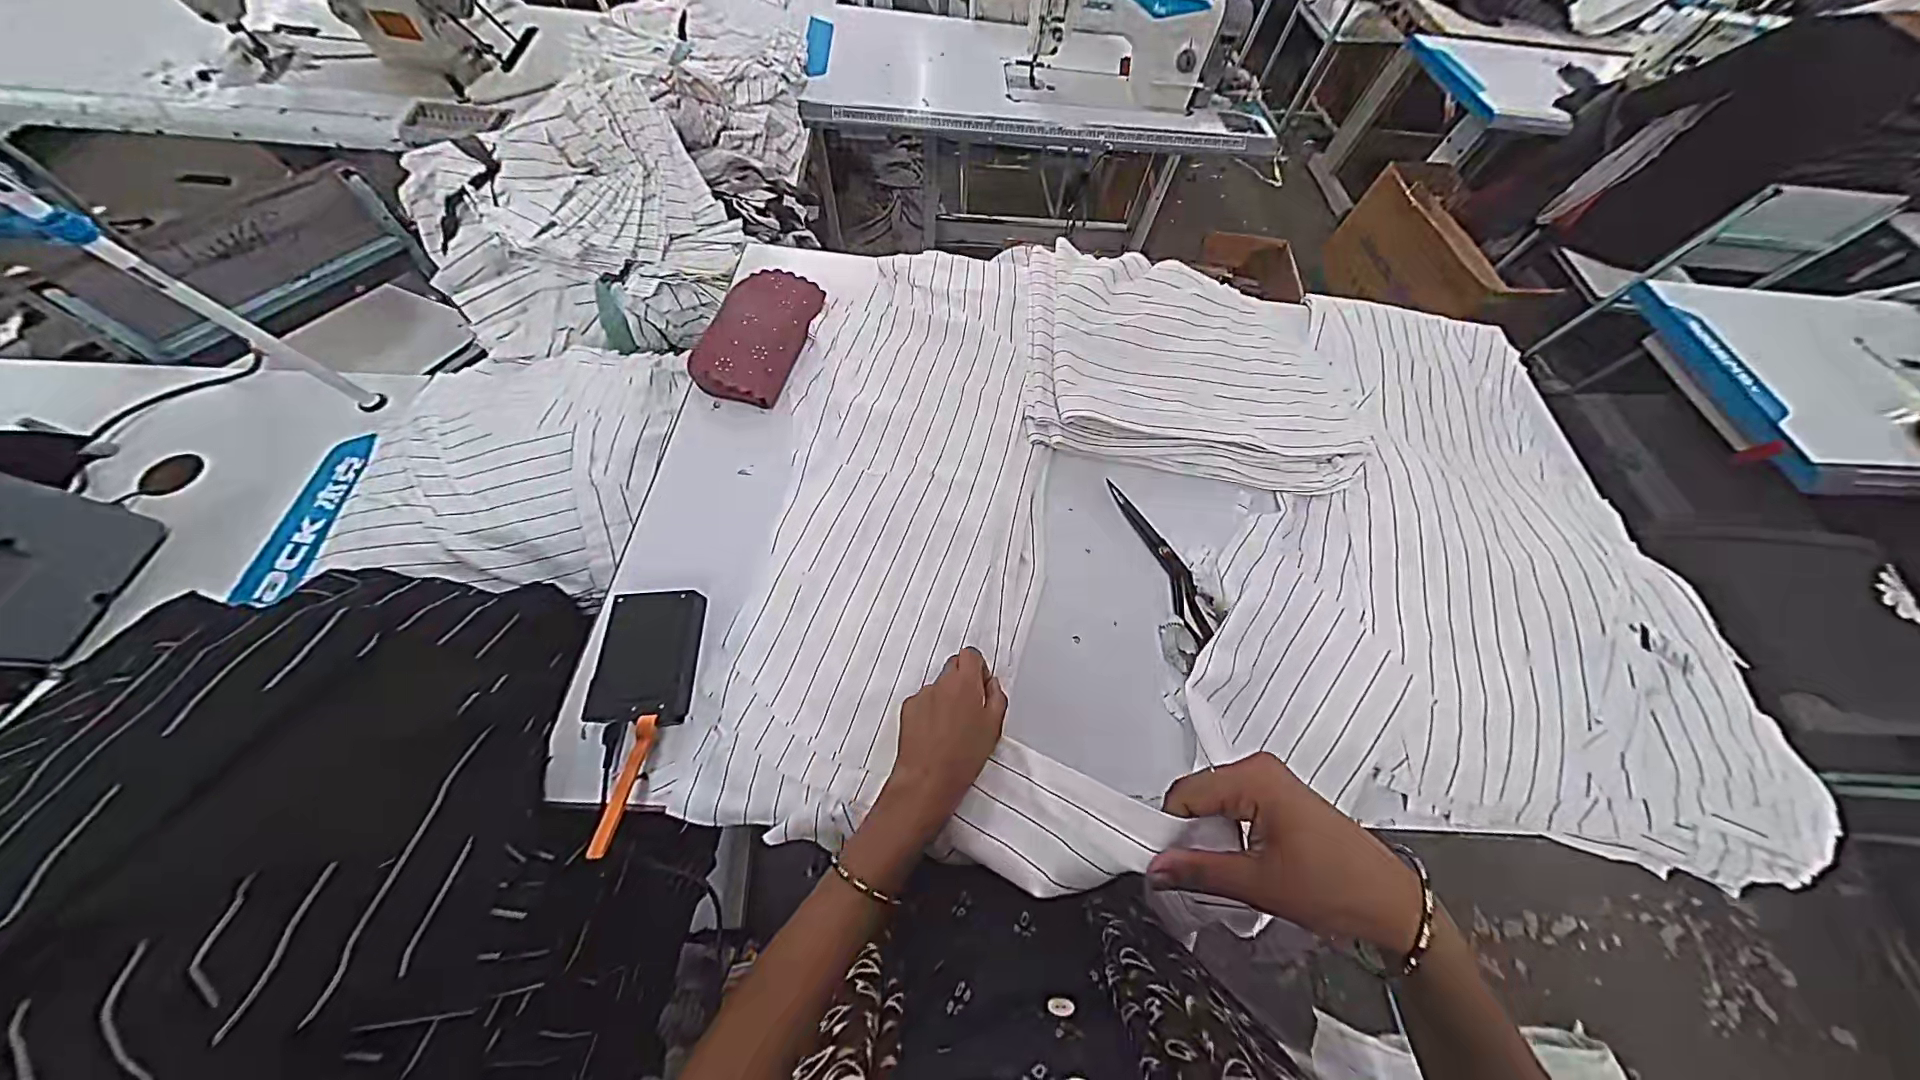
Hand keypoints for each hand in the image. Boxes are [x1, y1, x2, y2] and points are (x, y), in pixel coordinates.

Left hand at [876, 647, 1007, 844]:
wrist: (928, 778)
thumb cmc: (962, 757)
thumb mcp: (994, 726)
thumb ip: (996, 697)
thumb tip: (991, 686)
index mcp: (965, 683)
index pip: (970, 654)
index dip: (978, 667)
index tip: (981, 683)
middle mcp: (941, 683)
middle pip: (953, 666)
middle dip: (962, 680)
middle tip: (970, 705)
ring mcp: (922, 695)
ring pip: (938, 686)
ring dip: (946, 697)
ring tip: (953, 726)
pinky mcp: (908, 708)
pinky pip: (923, 701)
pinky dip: (930, 710)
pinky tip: (936, 732)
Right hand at [1147, 752, 1423, 953]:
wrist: (1391, 904)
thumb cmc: (1343, 887)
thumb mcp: (1258, 884)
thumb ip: (1199, 871)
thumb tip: (1160, 867)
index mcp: (1255, 777)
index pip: (1185, 792)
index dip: (1170, 829)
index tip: (1166, 861)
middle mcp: (1260, 770)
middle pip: (1197, 795)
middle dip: (1190, 834)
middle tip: (1199, 871)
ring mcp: (1269, 781)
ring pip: (1212, 803)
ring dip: (1209, 836)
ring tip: (1229, 870)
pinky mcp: (1275, 797)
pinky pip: (1231, 807)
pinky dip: (1226, 834)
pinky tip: (1242, 861)